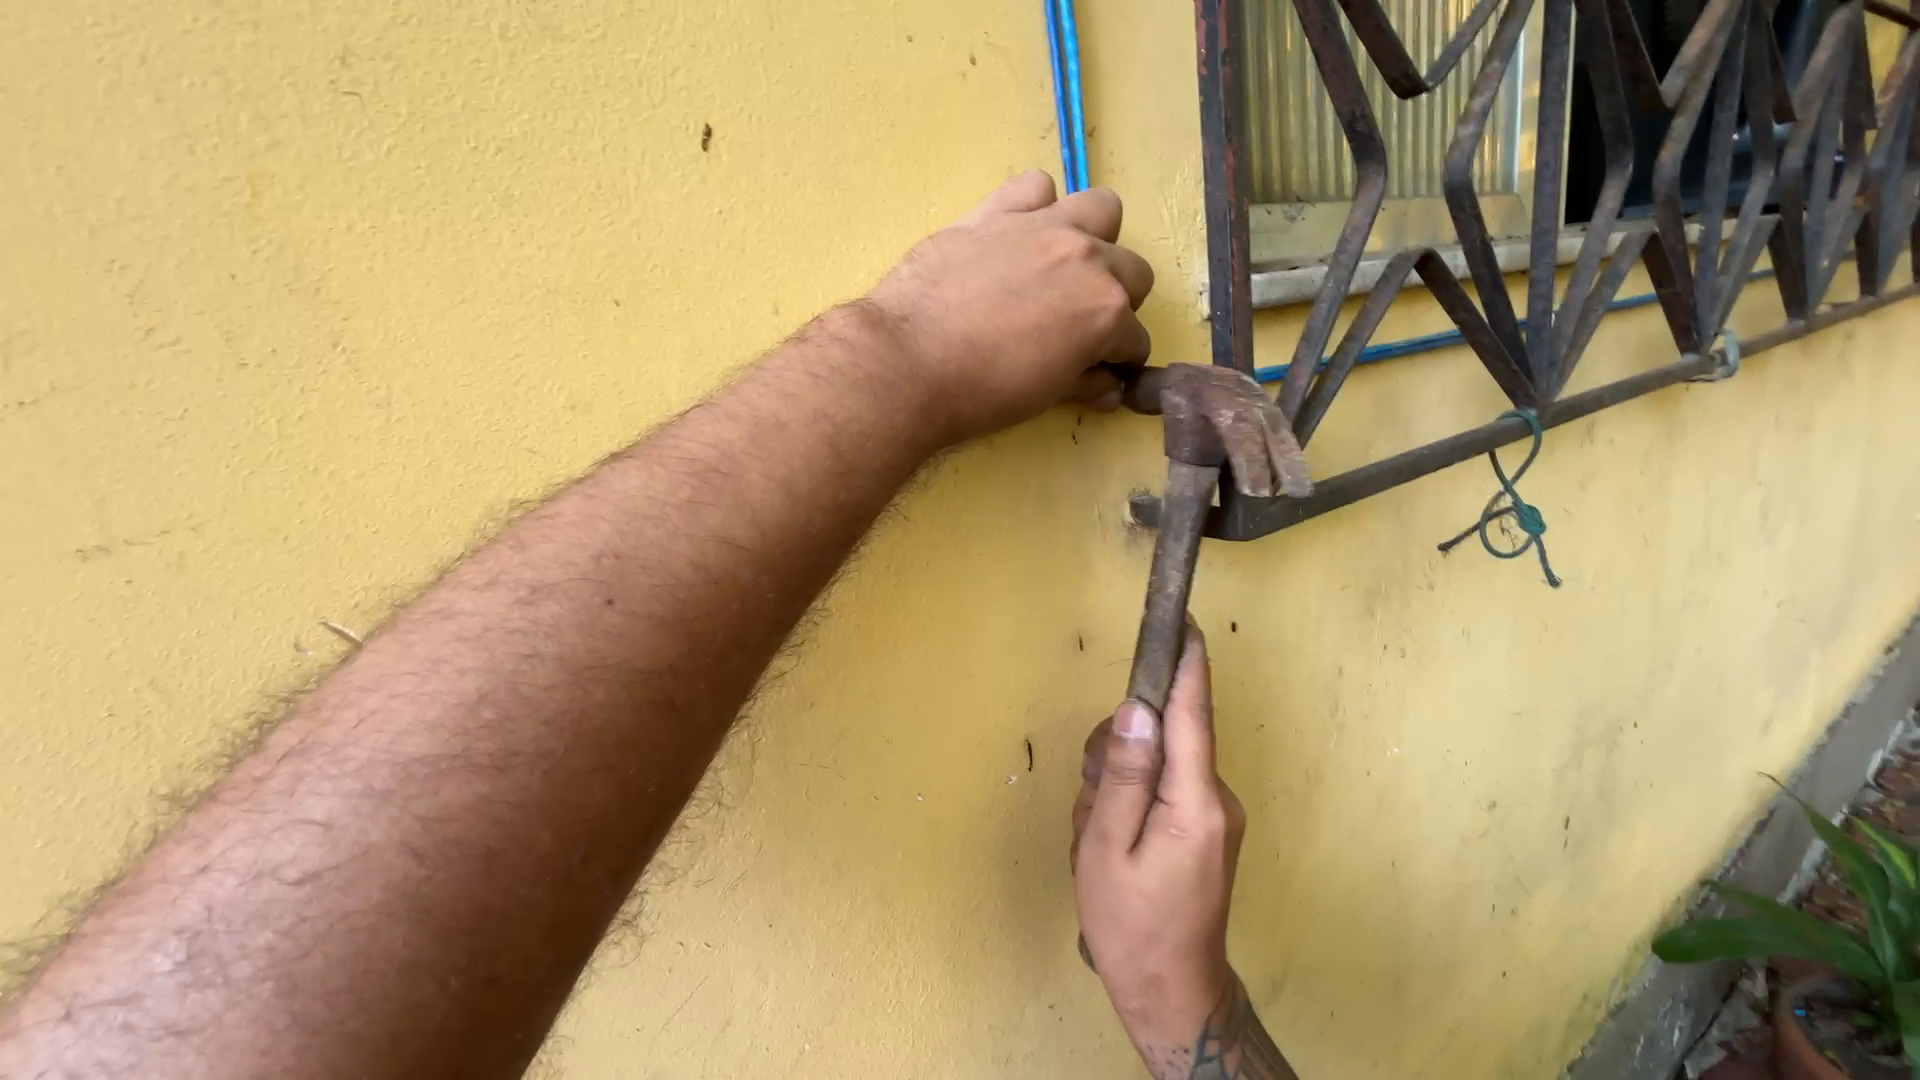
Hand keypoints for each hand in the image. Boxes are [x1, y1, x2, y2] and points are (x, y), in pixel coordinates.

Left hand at [865, 170, 1154, 444]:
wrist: (909, 363)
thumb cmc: (982, 393)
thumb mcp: (1046, 396)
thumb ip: (1086, 382)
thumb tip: (1108, 386)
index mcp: (1108, 310)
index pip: (1135, 337)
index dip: (1119, 358)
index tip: (1100, 368)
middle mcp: (1088, 259)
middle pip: (1132, 271)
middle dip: (1116, 301)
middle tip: (1077, 325)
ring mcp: (1042, 226)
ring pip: (1101, 210)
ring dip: (1093, 238)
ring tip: (1058, 269)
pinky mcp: (996, 211)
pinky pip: (1035, 187)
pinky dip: (1035, 207)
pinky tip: (1014, 238)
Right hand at [1072, 623, 1247, 1068]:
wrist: (1172, 993)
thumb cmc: (1132, 925)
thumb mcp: (1106, 847)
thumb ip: (1122, 774)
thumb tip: (1135, 709)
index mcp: (1195, 801)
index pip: (1192, 713)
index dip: (1187, 664)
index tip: (1184, 622)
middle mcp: (1216, 798)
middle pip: (1164, 736)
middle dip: (1118, 752)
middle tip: (1091, 804)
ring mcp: (1215, 814)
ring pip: (1157, 763)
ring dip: (1118, 785)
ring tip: (1098, 837)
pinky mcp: (1206, 827)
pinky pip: (1164, 788)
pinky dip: (1131, 802)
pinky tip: (1112, 842)